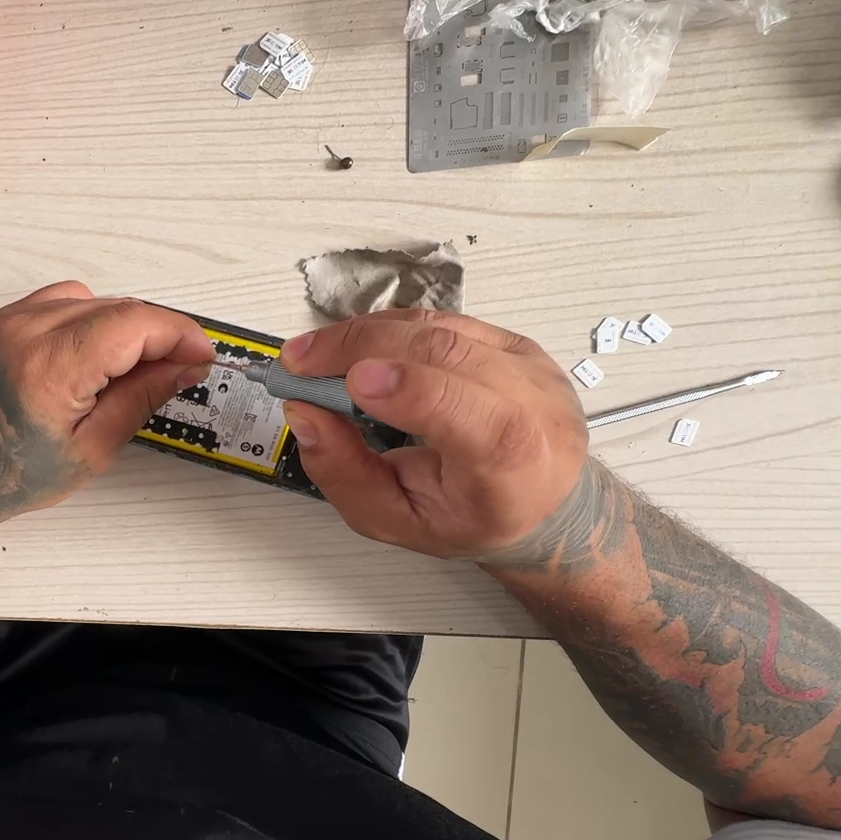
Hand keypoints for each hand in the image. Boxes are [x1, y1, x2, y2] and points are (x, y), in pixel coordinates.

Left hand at [0, 282, 213, 537]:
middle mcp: (23, 333)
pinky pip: (63, 301)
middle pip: (116, 308)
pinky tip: (96, 356)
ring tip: (133, 371)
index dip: (177, 334)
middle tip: (178, 368)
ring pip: (93, 300)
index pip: (131, 324)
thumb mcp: (92, 450)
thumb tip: (186, 364)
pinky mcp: (2, 322)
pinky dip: (92, 320)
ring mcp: (8, 322)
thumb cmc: (13, 477)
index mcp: (46, 369)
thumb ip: (141, 398)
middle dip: (157, 334)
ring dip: (124, 327)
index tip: (201, 355)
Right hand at [278, 310, 590, 562]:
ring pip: (435, 326)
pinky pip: (439, 320)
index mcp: (507, 464)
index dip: (406, 387)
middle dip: (358, 348)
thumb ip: (343, 472)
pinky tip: (352, 348)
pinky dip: (385, 329)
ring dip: (362, 333)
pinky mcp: (510, 341)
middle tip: (296, 361)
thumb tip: (304, 413)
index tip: (348, 382)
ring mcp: (525, 364)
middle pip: (442, 351)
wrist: (543, 499)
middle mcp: (530, 403)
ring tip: (314, 353)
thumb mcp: (392, 519)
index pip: (463, 410)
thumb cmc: (468, 516)